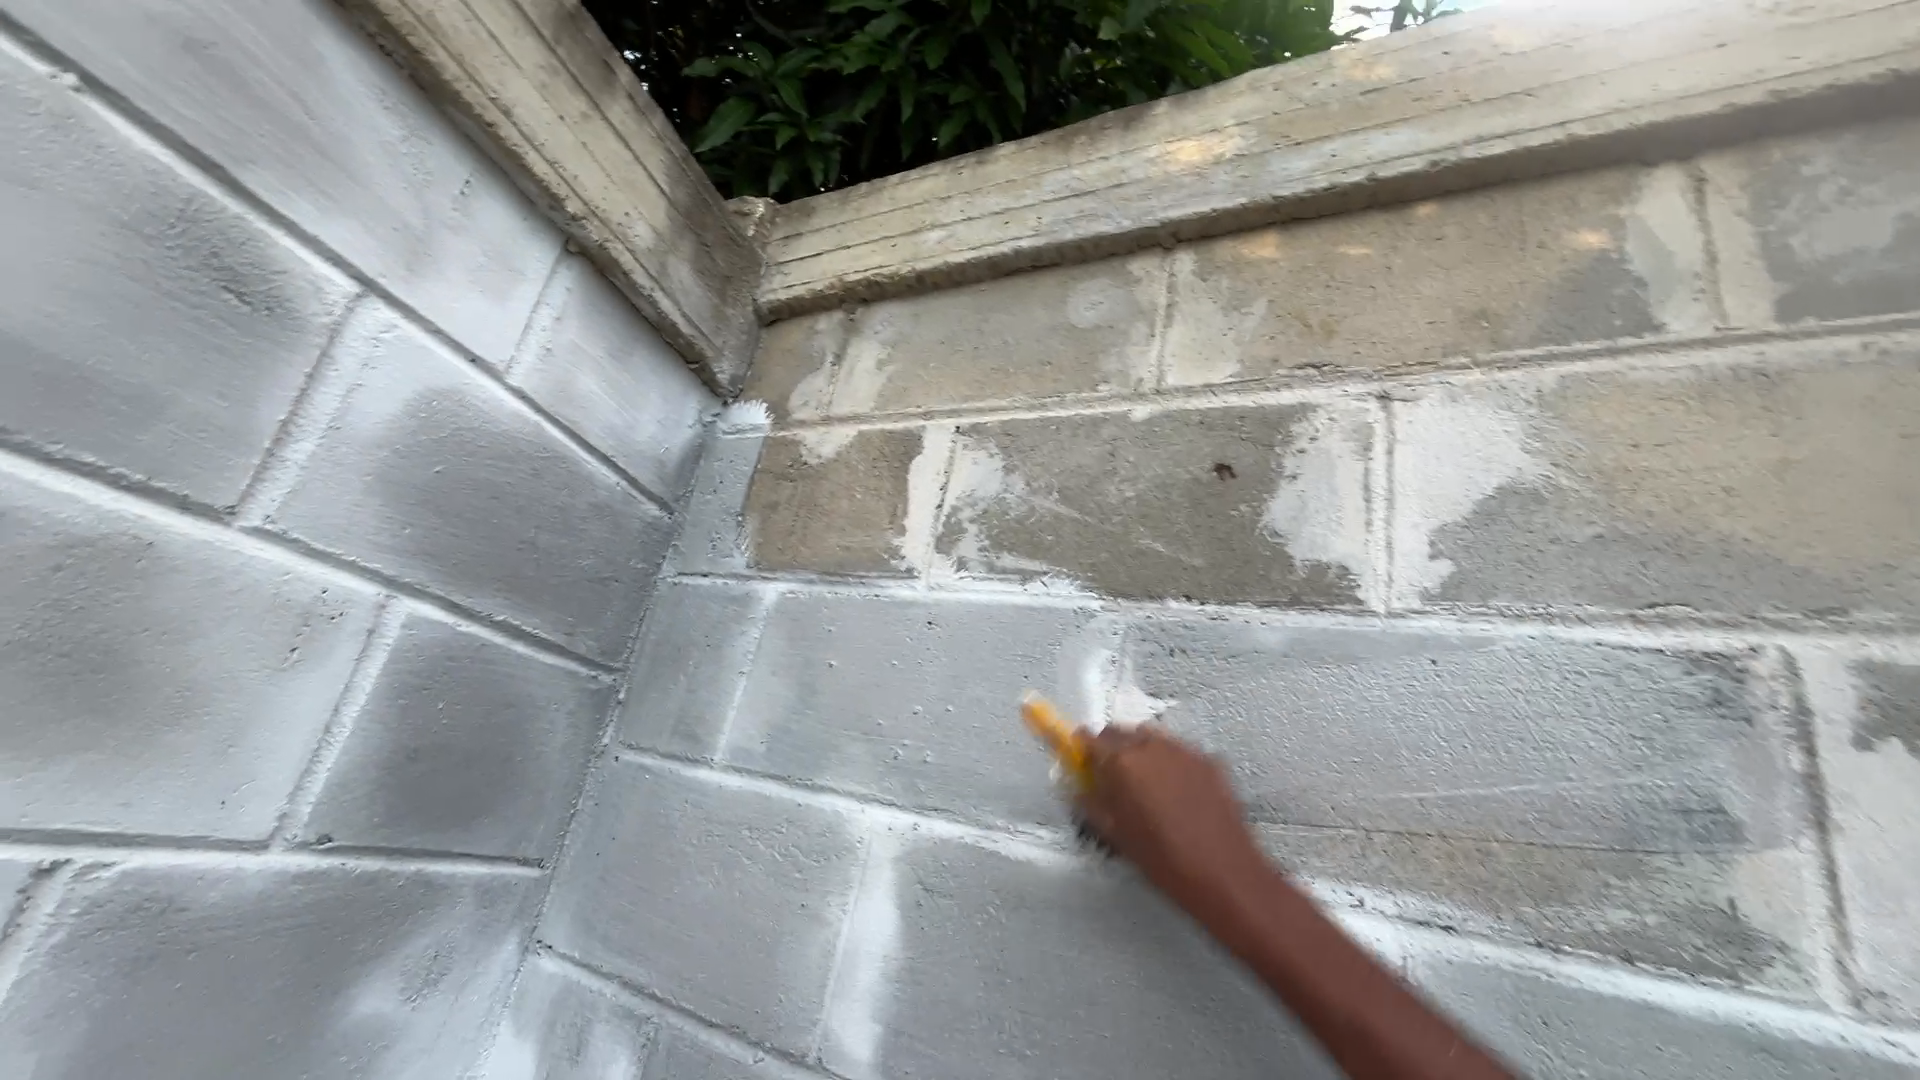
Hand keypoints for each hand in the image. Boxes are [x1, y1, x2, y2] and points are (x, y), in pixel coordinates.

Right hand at [1075, 725, 1265, 912]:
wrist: (1224, 873)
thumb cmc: (1161, 858)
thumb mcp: (1115, 834)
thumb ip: (1091, 804)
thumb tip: (1080, 789)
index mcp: (1122, 762)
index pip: (1090, 738)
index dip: (1082, 749)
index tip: (1082, 762)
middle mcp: (1151, 746)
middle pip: (1121, 732)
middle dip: (1111, 748)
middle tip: (1112, 777)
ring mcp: (1183, 750)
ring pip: (1151, 738)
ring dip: (1140, 751)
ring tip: (1146, 783)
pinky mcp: (1209, 760)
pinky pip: (1178, 751)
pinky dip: (1169, 762)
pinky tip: (1176, 792)